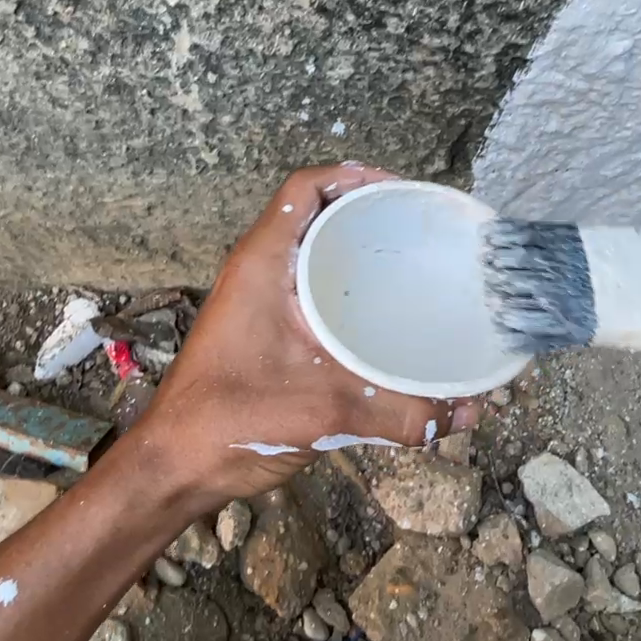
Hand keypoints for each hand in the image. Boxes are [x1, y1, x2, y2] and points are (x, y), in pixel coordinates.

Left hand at [133, 163, 477, 505]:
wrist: (173, 464)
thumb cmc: (233, 420)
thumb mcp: (326, 410)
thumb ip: (399, 413)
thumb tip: (467, 413)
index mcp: (263, 262)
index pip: (304, 187)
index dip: (352, 175)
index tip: (400, 190)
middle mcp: (256, 269)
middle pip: (311, 213)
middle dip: (360, 211)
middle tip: (413, 228)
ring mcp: (253, 298)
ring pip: (307, 250)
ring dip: (347, 248)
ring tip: (401, 261)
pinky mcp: (258, 327)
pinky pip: (303, 285)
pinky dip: (337, 285)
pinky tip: (371, 313)